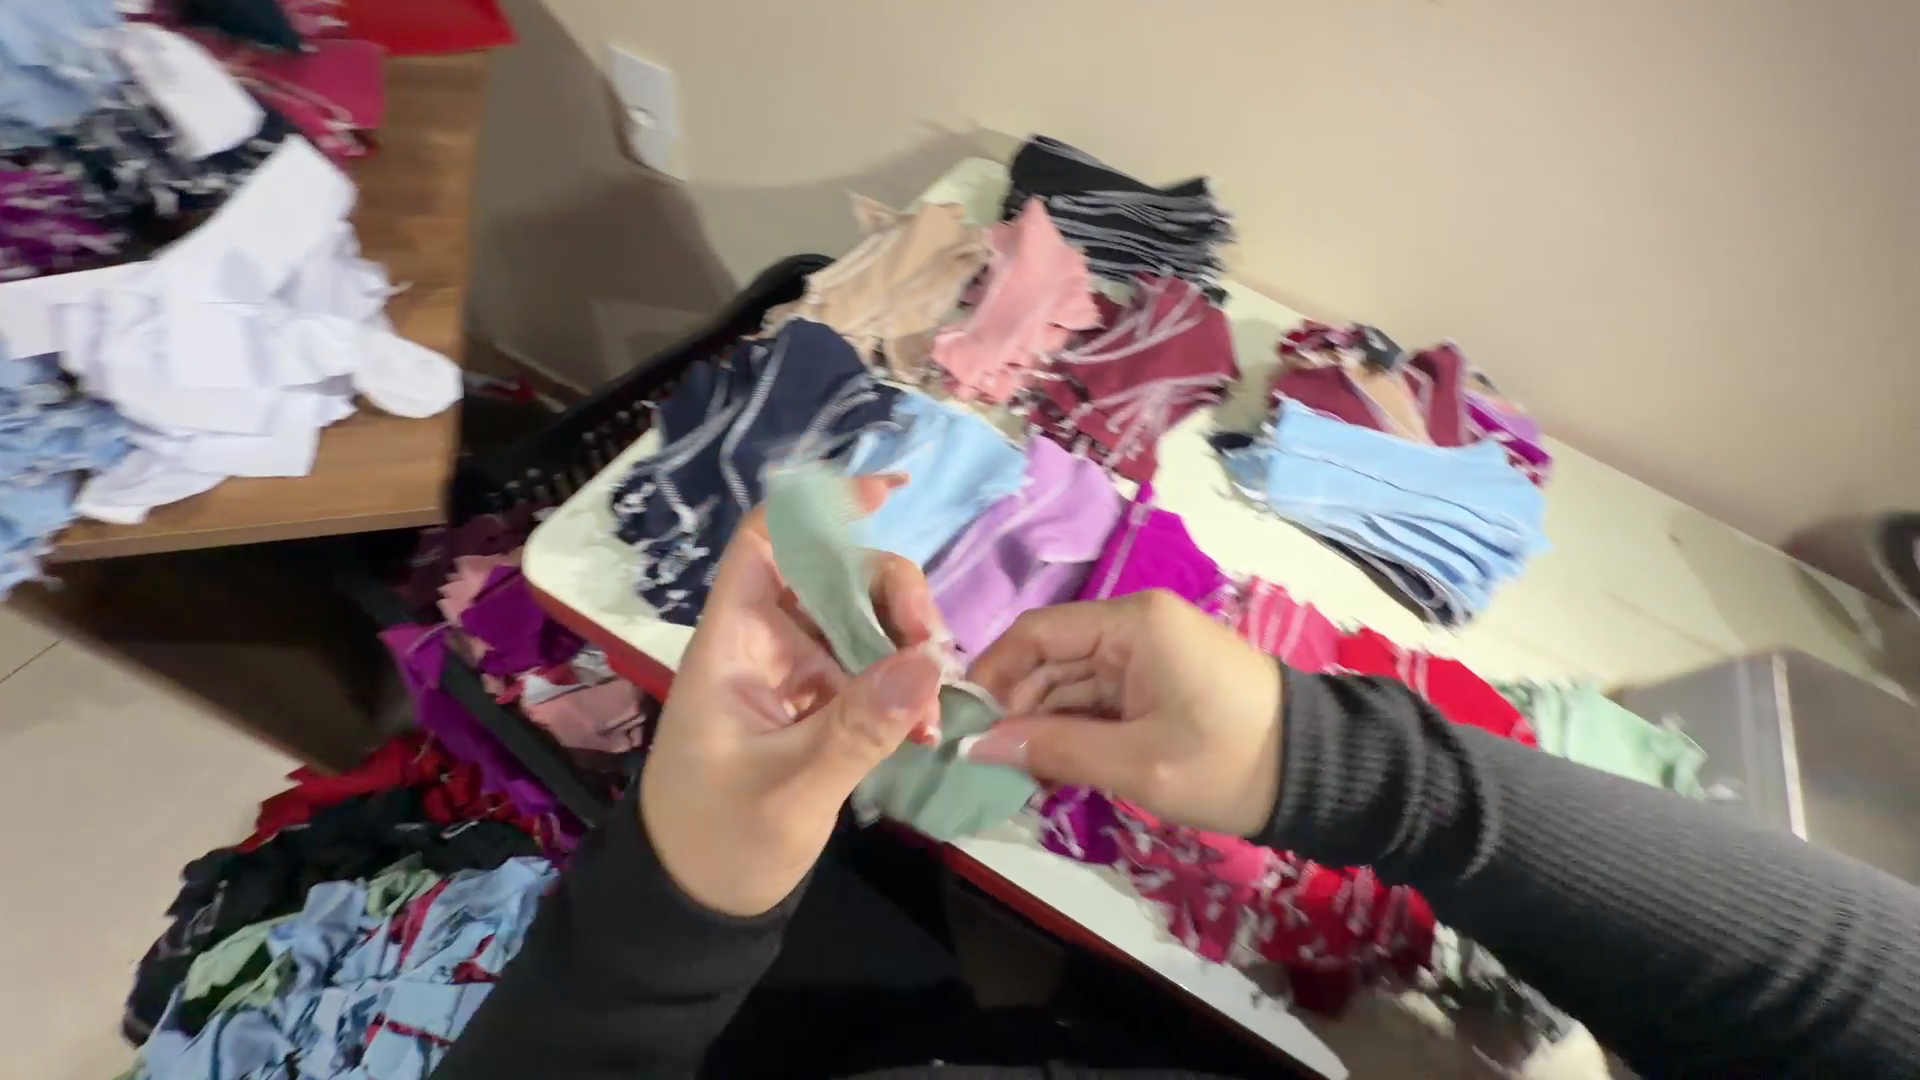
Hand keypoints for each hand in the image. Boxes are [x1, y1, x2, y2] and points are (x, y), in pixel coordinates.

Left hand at [639, 476, 944, 916]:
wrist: (699, 906)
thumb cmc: (719, 840)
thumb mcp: (791, 788)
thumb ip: (858, 727)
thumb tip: (930, 663)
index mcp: (736, 640)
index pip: (768, 542)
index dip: (821, 506)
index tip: (888, 493)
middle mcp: (771, 642)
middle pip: (840, 576)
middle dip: (895, 600)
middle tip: (934, 653)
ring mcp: (803, 672)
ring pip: (867, 621)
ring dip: (910, 648)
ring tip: (937, 705)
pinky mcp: (827, 704)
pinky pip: (877, 671)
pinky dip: (908, 689)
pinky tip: (929, 727)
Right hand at [961, 590, 1283, 836]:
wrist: (1322, 778)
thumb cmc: (1230, 763)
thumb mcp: (1137, 765)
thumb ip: (1053, 751)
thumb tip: (975, 746)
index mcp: (1132, 624)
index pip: (1037, 632)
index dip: (994, 673)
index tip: (965, 720)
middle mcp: (1134, 625)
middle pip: (1050, 657)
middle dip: (1017, 706)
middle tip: (990, 760)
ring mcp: (1146, 652)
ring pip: (1071, 680)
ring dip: (1044, 723)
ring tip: (1019, 772)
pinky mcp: (1156, 679)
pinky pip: (1097, 697)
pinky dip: (1074, 728)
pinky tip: (1054, 765)